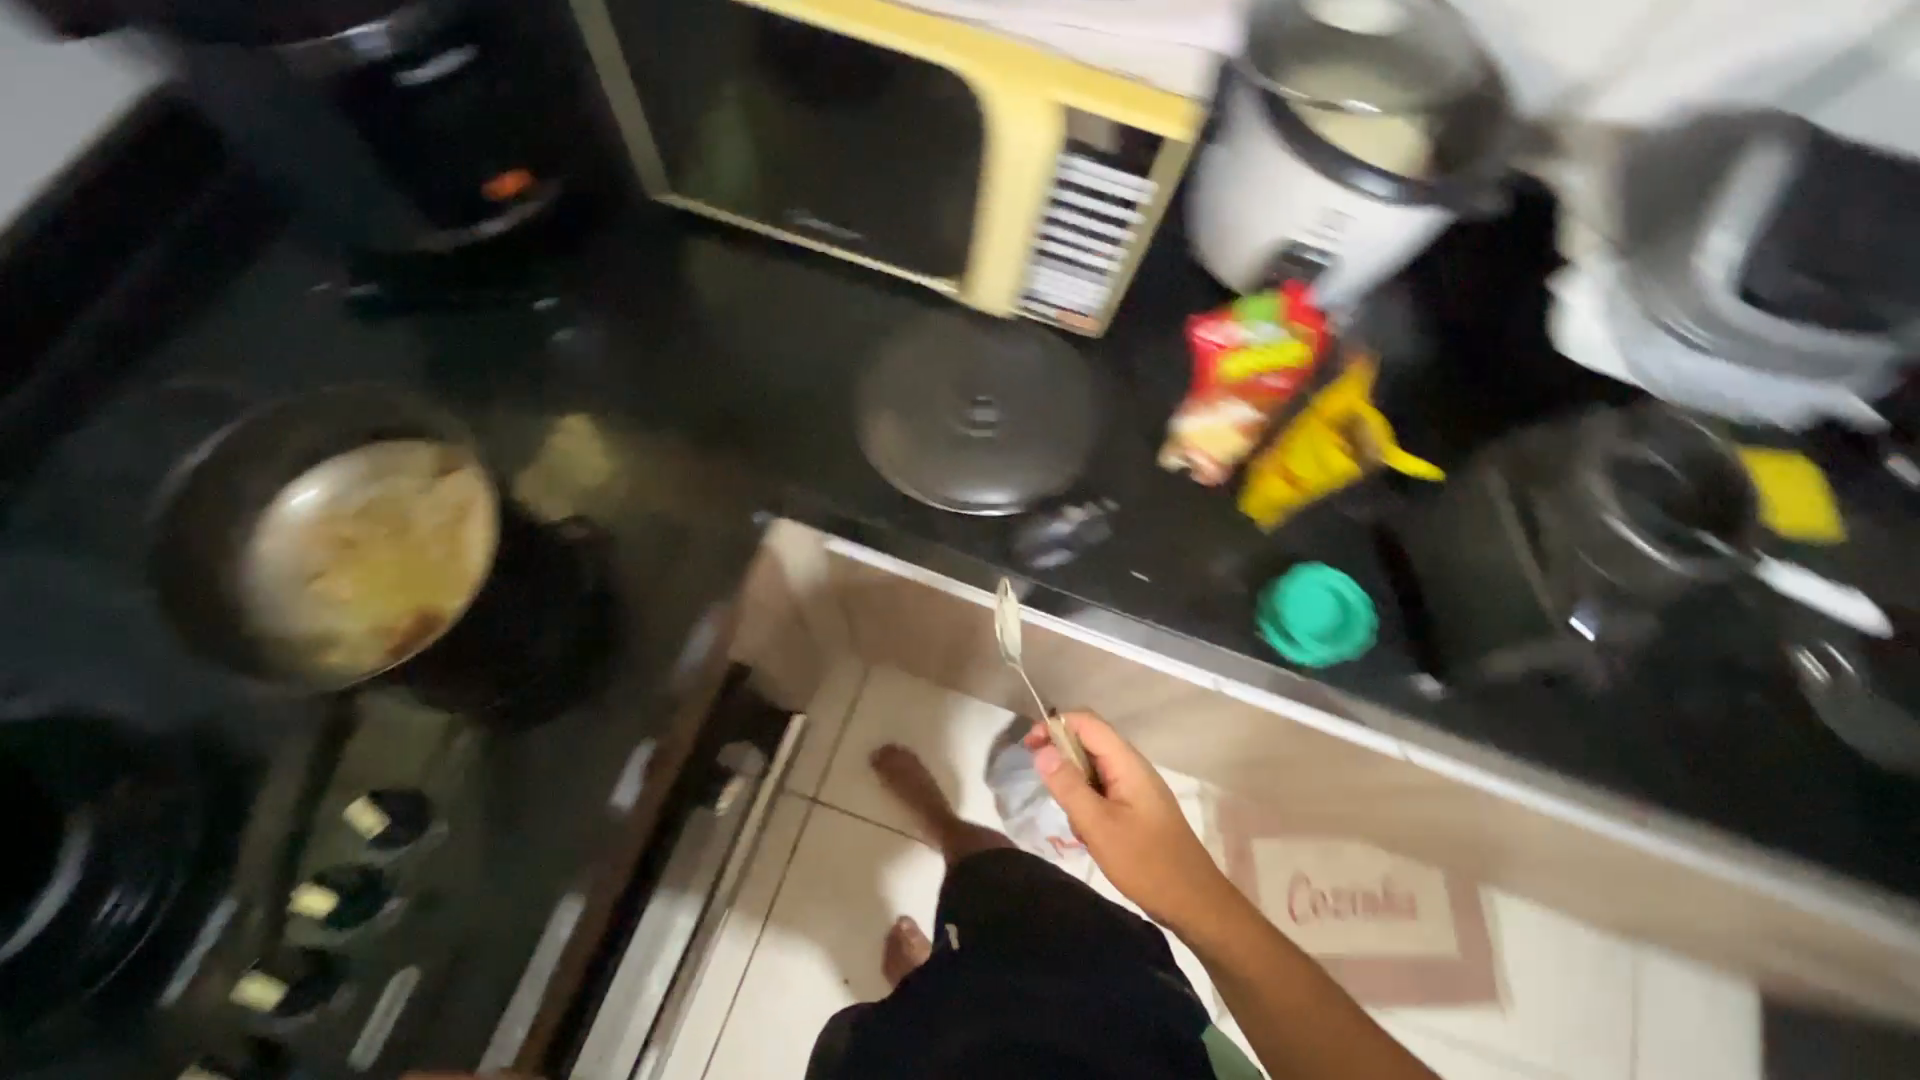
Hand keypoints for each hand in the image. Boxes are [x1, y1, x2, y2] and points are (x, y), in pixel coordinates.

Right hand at [1024, 711, 1238, 933]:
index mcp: (1127, 763)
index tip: (1029, 749)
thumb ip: (1068, 786)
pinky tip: (1089, 835)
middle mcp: (1133, 767)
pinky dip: (1088, 805)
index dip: (1054, 726)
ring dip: (1075, 789)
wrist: (1194, 902)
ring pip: (1093, 770)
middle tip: (1048, 793)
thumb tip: (1042, 751)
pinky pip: (1103, 791)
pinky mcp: (1138, 808)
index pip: (1086, 722)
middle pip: (1089, 743)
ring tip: (1076, 825)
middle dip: (1062, 762)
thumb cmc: (1146, 863)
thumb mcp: (1098, 825)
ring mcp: (1137, 788)